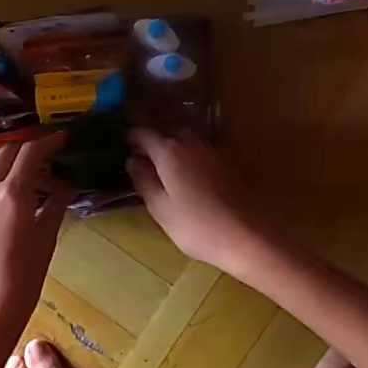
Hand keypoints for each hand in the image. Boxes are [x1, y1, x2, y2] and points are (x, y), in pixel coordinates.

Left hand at [0, 134, 73, 337]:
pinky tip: (26, 199)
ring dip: (18, 165)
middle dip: (31, 148)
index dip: (50, 141)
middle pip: (8, 153)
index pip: (31, 152)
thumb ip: (55, 208)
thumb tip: (65, 187)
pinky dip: (8, 181)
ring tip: (45, 180)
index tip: (65, 138)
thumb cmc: (21, 282)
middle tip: (55, 154)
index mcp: (11, 194)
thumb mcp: (46, 242)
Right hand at [128, 130, 271, 272]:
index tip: (121, 145)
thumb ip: (144, 180)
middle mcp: (191, 142)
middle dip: (152, 139)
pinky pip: (199, 150)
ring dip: (171, 146)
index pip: (143, 133)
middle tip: (139, 154)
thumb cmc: (196, 225)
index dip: (130, 138)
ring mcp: (212, 150)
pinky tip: (185, 172)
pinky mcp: (226, 162)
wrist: (246, 236)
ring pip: (185, 139)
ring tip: (160, 164)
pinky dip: (187, 155)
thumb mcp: (160, 208)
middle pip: (167, 131)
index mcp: (169, 151)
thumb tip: (132, 160)